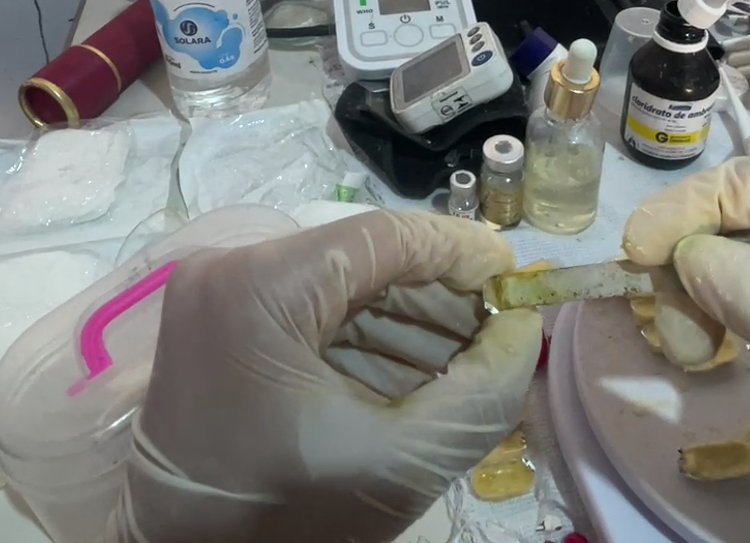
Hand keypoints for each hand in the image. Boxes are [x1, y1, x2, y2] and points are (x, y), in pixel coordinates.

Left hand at [113, 209, 542, 542]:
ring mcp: (223, 286)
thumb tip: (526, 325)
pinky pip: (318, 305)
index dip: (458, 250)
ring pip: (344, 280)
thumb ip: (480, 391)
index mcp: (257, 286)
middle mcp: (231, 264)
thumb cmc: (280, 523)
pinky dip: (373, 332)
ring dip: (412, 315)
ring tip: (474, 350)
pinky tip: (423, 360)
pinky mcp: (227, 312)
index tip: (514, 276)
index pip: (381, 236)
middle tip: (501, 325)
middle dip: (439, 293)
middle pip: (363, 258)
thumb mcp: (397, 465)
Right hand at [624, 154, 749, 542]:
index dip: (707, 203)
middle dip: (694, 251)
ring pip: (736, 249)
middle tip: (654, 308)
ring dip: (692, 287)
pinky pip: (743, 291)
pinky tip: (699, 342)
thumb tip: (693, 260)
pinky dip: (707, 310)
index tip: (642, 244)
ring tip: (682, 347)